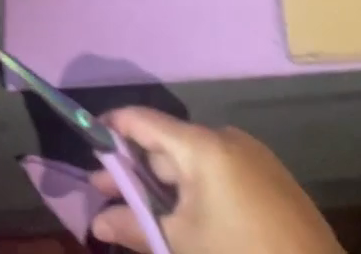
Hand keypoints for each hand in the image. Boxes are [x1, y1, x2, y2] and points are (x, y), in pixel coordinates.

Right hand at [91, 108, 342, 253]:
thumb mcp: (183, 245)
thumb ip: (134, 226)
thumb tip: (95, 223)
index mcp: (201, 145)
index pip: (139, 119)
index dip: (108, 129)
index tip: (87, 150)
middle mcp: (226, 138)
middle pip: (165, 143)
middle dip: (134, 168)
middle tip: (107, 194)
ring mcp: (253, 157)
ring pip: (191, 161)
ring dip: (163, 182)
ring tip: (144, 212)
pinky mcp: (272, 180)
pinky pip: (218, 172)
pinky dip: (194, 188)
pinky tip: (184, 218)